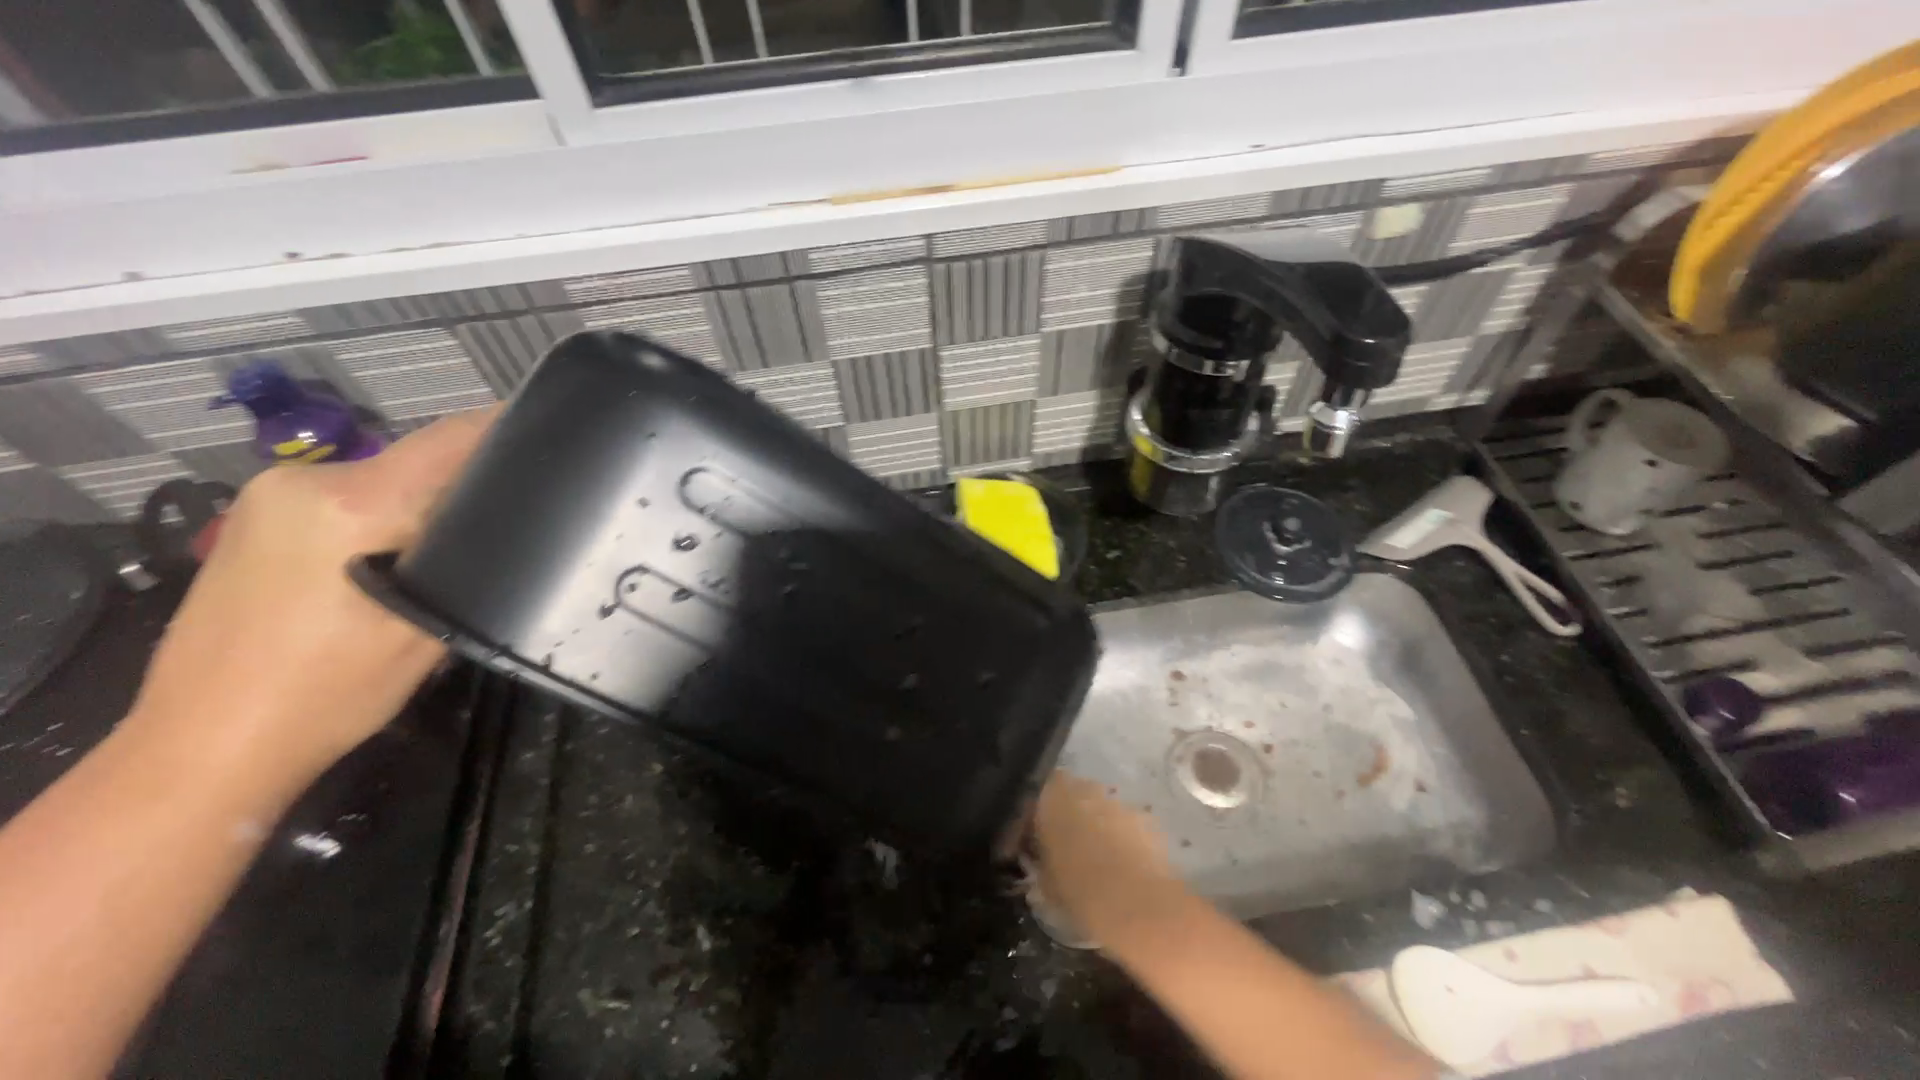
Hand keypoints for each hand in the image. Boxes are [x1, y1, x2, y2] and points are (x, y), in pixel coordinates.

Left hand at [128, 407, 496, 786]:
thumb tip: (501, 521)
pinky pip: (345, 499)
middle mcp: (305, 479)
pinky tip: (390, 566)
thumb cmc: (326, 695)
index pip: (456, 437)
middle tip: (508, 527)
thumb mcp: (426, 630)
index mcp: (354, 500)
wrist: (204, 745)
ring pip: (381, 479)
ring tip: (447, 557)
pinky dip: (381, 519)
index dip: (513, 433)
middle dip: (468, 485)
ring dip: (422, 505)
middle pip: (418, 458)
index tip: (555, 450)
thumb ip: (468, 561)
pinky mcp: (254, 519)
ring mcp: (269, 495)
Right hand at [1030, 771, 1185, 942]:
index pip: (1040, 790)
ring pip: (1105, 809)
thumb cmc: (1077, 888)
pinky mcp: (1148, 821)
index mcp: (1053, 797)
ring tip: (1100, 861)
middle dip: (1073, 815)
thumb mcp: (1043, 881)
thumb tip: (1041, 860)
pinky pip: (1129, 825)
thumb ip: (1040, 860)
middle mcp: (1087, 790)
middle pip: (1076, 794)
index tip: (1038, 837)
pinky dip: (1126, 839)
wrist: (1134, 903)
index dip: (1040, 812)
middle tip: (1069, 848)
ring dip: (1101, 826)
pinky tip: (1126, 868)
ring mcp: (1120, 803)